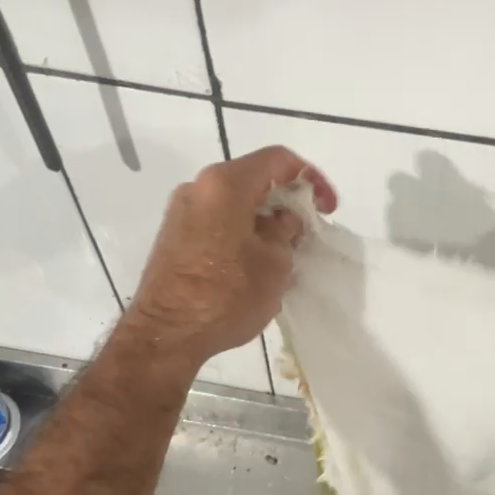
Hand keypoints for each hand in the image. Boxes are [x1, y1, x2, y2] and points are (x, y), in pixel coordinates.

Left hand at [129, 146, 336, 368]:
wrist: (167, 334)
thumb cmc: (227, 296)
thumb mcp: (275, 265)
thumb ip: (286, 232)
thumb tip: (283, 221)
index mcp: (225, 184)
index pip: (278, 160)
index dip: (310, 179)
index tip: (327, 209)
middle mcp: (198, 188)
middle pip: (253, 181)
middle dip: (286, 205)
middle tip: (305, 236)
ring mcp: (181, 212)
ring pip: (234, 205)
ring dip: (263, 223)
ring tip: (283, 257)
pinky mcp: (174, 238)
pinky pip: (217, 224)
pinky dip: (242, 235)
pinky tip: (255, 267)